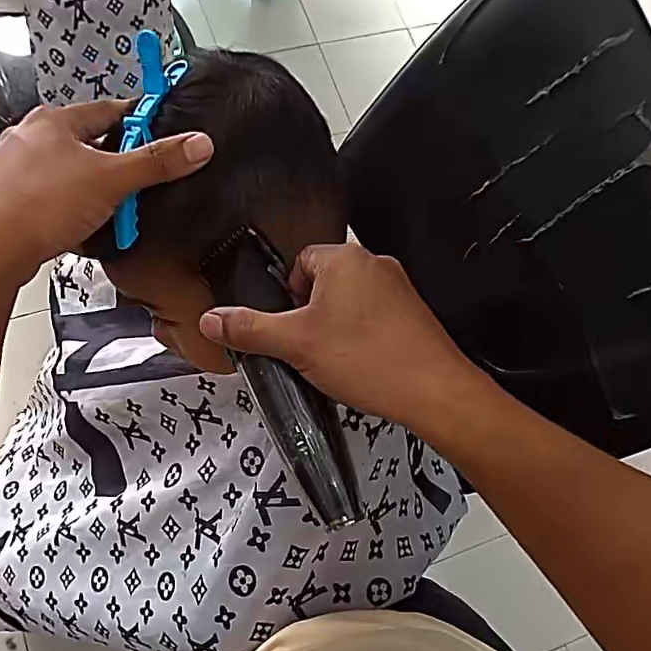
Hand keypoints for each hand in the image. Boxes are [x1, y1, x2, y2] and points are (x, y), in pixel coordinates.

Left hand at [0, 100, 213, 284]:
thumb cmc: (38, 204)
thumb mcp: (112, 179)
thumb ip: (157, 162)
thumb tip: (196, 144)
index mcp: (55, 121)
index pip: (110, 110)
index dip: (141, 120)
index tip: (162, 130)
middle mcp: (33, 138)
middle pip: (93, 146)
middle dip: (121, 167)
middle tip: (142, 186)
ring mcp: (21, 170)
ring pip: (75, 176)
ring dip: (100, 193)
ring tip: (116, 214)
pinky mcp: (16, 201)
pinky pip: (60, 202)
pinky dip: (78, 213)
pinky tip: (88, 229)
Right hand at [197, 240, 495, 431]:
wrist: (434, 391)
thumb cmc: (376, 361)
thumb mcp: (296, 345)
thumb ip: (250, 329)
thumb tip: (216, 319)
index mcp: (345, 259)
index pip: (297, 262)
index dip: (285, 296)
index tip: (286, 323)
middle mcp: (375, 266)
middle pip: (323, 284)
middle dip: (310, 316)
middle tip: (309, 347)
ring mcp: (398, 291)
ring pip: (350, 304)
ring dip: (337, 329)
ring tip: (337, 360)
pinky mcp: (412, 316)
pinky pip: (375, 321)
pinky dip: (363, 340)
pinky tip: (361, 365)